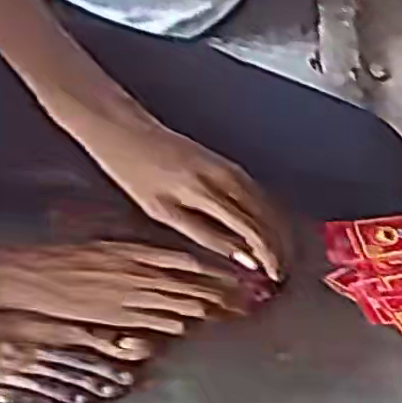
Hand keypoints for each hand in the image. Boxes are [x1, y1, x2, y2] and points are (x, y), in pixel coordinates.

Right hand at [0, 241, 247, 336]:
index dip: (224, 274)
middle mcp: (144, 275)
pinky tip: (197, 326)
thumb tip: (190, 265)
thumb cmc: (65, 262)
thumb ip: (150, 257)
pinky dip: (189, 325)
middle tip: (254, 303)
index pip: (194, 264)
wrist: (22, 277)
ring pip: (195, 307)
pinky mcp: (129, 318)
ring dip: (218, 313)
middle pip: (203, 288)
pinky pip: (172, 324)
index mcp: (137, 254)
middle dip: (233, 297)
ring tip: (237, 316)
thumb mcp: (110, 249)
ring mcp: (138, 297)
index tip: (248, 280)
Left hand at [58, 107, 289, 279]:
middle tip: (277, 269)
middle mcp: (229, 182)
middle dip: (279, 251)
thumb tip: (246, 260)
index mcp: (206, 194)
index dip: (269, 257)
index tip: (274, 275)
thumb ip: (207, 236)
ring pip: (274, 215)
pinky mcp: (239, 169)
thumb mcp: (161, 210)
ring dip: (279, 238)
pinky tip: (266, 234)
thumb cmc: (132, 169)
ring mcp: (237, 174)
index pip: (254, 233)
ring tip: (274, 256)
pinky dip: (271, 222)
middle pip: (271, 226)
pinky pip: (266, 202)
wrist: (122, 127)